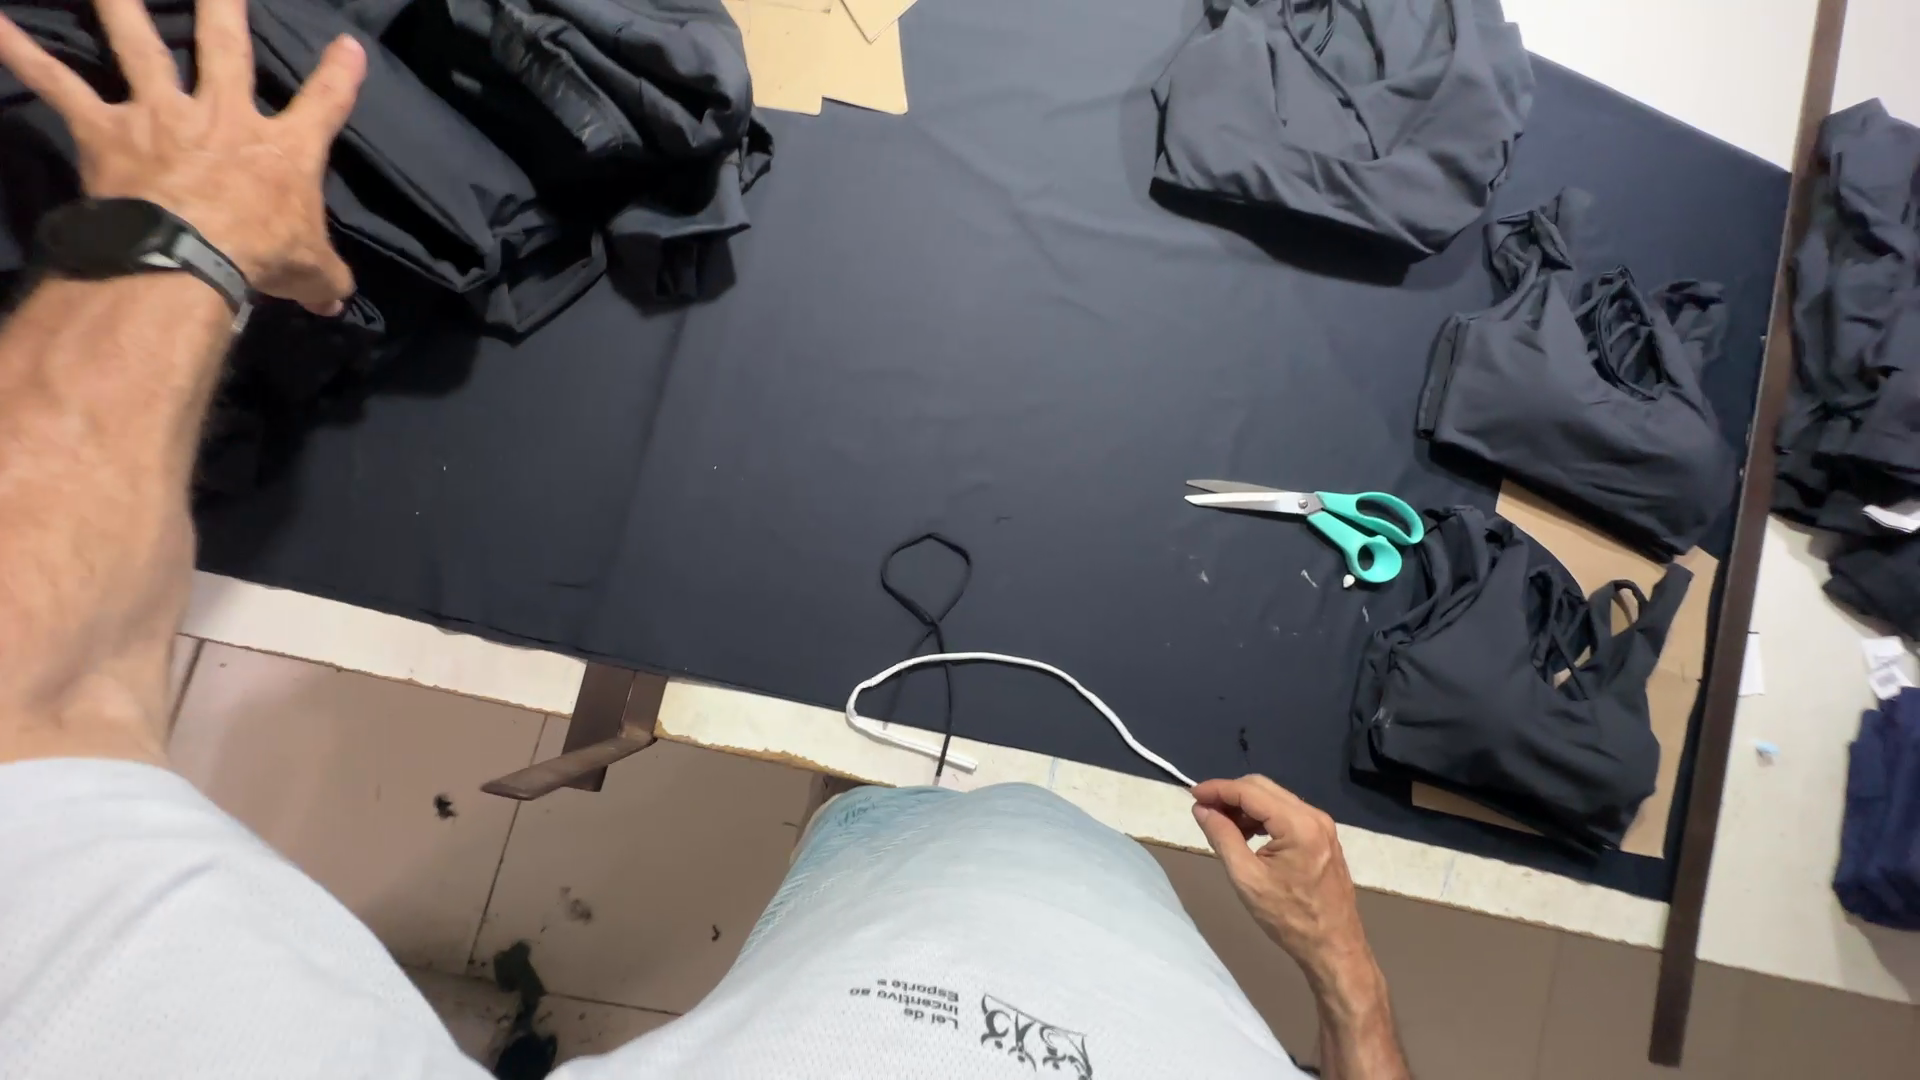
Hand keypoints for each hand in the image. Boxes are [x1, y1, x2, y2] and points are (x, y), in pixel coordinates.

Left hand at [0, 0, 365, 313]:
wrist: (191, 254)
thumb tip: (331, 299)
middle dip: (222, 8)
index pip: (325, 106)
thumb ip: (326, 278)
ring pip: (137, 45)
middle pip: (226, 50)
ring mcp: (162, 117)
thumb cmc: (266, 257)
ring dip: (118, 4)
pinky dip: (17, 49)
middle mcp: (226, 118)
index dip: (341, 76)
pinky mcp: (108, 129)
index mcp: (286, 152)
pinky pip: (53, 82)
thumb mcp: (316, 275)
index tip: (348, 45)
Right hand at [1191, 774, 1372, 988]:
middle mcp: (1314, 816)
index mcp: (1298, 825)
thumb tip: (1201, 809)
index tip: (1192, 795)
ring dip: (1244, 805)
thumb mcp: (1247, 878)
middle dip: (1229, 794)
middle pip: (1262, 787)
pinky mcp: (1322, 837)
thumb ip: (1222, 836)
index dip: (1217, 789)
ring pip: (1273, 798)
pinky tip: (1245, 833)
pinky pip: (1285, 812)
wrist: (1335, 951)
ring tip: (1221, 824)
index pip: (1249, 791)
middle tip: (1204, 810)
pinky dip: (1261, 816)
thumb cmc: (1290, 919)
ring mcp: (1321, 826)